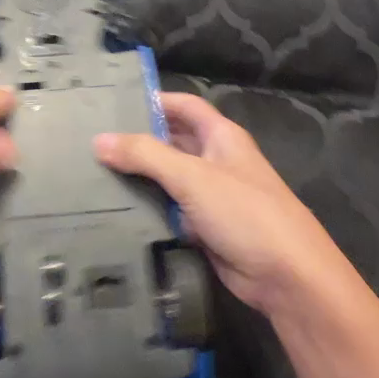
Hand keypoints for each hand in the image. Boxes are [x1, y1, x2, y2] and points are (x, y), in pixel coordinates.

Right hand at [95, 93, 341, 317]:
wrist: (287, 276)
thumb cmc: (245, 213)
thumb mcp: (192, 177)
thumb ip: (145, 155)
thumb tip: (99, 140)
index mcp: (221, 136)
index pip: (183, 106)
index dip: (153, 100)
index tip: (112, 103)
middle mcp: (216, 160)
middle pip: (171, 142)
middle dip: (137, 141)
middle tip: (90, 142)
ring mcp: (211, 196)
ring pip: (167, 179)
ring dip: (138, 177)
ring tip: (92, 174)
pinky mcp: (205, 228)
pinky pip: (170, 211)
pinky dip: (147, 209)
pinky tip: (114, 211)